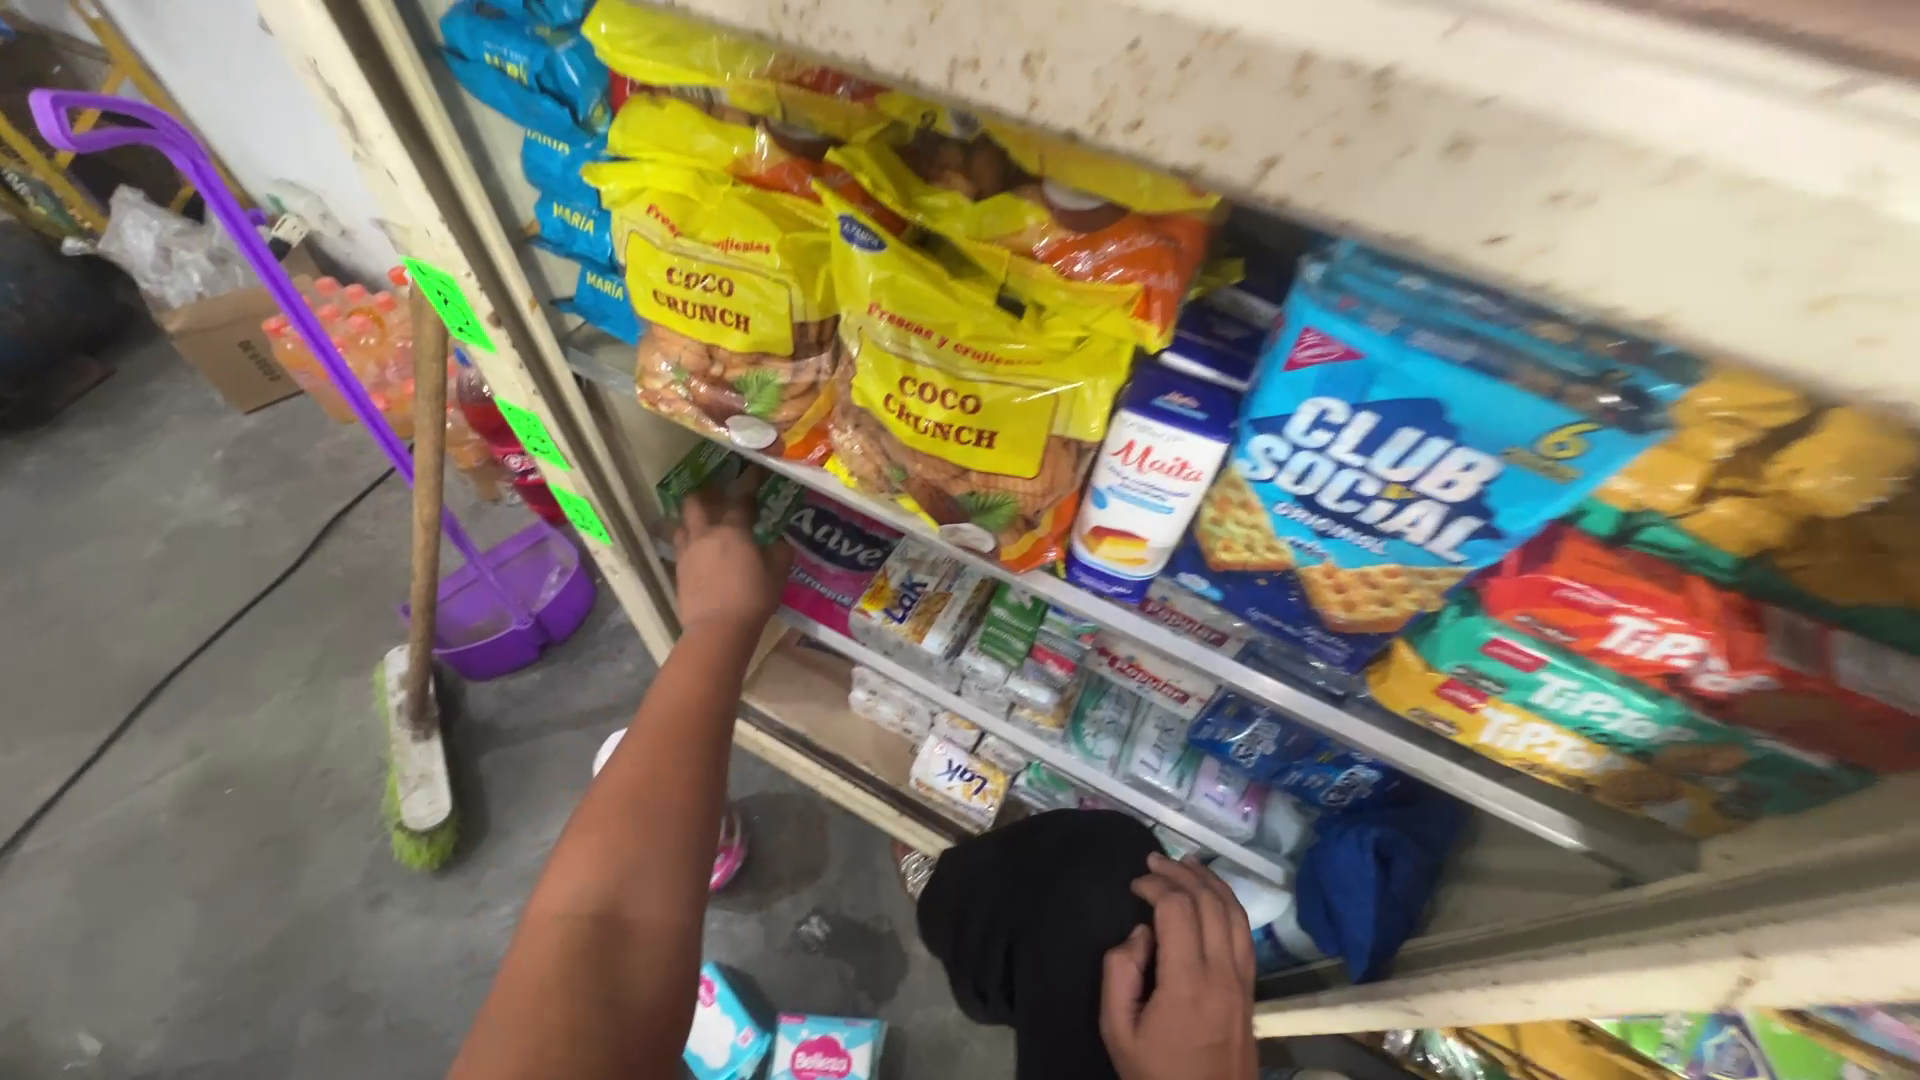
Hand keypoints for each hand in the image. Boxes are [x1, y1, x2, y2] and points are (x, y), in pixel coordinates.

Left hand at [672, 473, 791, 634]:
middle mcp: (705, 534)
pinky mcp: (678, 571)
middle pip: (695, 503)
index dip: (749, 488)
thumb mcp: (778, 573)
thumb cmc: (753, 597)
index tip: (753, 478)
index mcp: (733, 530)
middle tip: (715, 494)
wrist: (718, 628)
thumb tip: (779, 542)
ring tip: (699, 522)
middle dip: (704, 494)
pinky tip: (697, 551)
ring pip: (680, 524)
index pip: (741, 501)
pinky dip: (687, 543)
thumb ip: (780, 552)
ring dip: (689, 519)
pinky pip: (679, 548)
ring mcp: (687, 552)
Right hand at [1101, 853, 1257, 1079]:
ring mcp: (1242, 982)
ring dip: (1209, 881)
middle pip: (1208, 902)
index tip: (1134, 886)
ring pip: (1234, 913)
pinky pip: (1245, 934)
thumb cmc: (1155, 1076)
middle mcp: (1222, 974)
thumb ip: (1120, 972)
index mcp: (1187, 983)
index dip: (1155, 886)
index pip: (1177, 909)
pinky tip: (1212, 894)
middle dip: (1180, 874)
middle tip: (1153, 862)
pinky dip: (1229, 904)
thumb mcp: (1118, 1030)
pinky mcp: (1251, 992)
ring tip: (1185, 864)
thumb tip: (1140, 934)